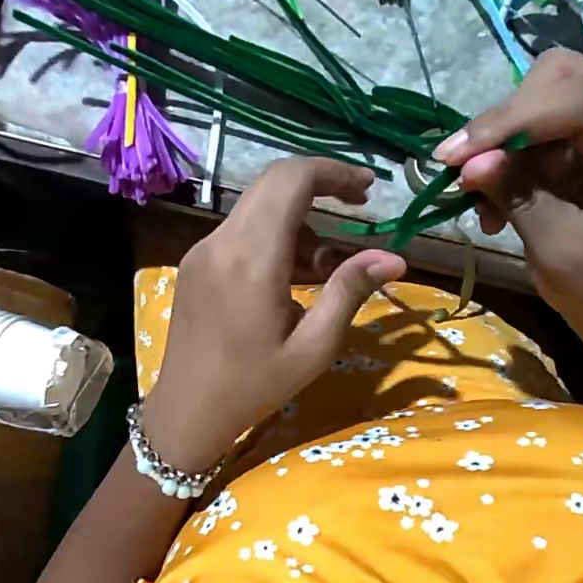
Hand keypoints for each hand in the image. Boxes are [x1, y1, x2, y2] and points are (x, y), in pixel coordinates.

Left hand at [143, 159, 406, 470]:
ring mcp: (203, 249)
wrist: (187, 410)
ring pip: (258, 205)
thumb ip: (350, 292)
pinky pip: (241, 229)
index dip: (334, 173)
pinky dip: (274, 236)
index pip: (291, 181)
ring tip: (324, 267)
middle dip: (320, 185)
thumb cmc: (255, 385)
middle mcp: (222, 241)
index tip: (367, 188)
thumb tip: (395, 258)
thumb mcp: (313, 347)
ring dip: (299, 219)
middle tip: (358, 206)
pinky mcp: (195, 261)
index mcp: (252, 259)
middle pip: (274, 182)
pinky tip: (290, 275)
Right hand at [436, 49, 582, 347]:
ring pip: (540, 99)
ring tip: (475, 192)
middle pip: (563, 79)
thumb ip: (517, 197)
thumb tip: (468, 162)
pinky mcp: (576, 151)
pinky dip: (500, 162)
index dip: (517, 117)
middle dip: (507, 117)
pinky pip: (528, 136)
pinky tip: (490, 205)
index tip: (459, 153)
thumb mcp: (558, 249)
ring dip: (497, 141)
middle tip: (463, 162)